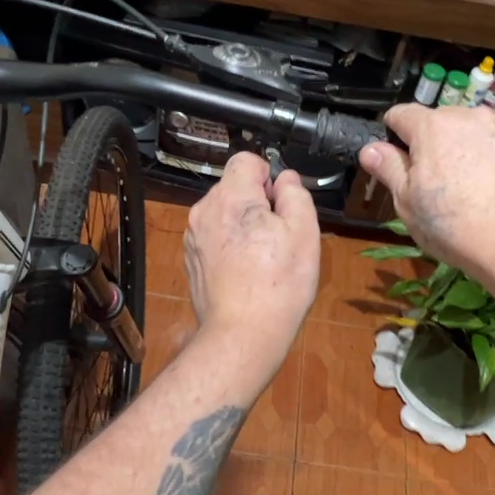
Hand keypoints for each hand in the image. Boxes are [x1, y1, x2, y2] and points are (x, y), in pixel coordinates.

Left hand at [183, 152, 321, 366]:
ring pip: (223, 213)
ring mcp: (193, 237)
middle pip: (233, 188)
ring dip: (242, 225)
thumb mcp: (304, 232)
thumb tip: (284, 179)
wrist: (243, 335)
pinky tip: (245, 272)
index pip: (246, 160)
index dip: (268, 175)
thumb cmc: (279, 283)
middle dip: (256, 203)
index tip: (280, 205)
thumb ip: (295, 194)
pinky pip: (214, 238)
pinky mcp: (191, 260)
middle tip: (278, 237)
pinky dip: (229, 246)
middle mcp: (203, 210)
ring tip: (262, 258)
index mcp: (230, 197)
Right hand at [357, 104, 494, 282]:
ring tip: (472, 184)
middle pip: (441, 120)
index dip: (393, 135)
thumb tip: (369, 148)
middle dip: (433, 142)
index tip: (395, 161)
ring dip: (469, 145)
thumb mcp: (407, 202)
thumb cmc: (453, 225)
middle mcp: (469, 118)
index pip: (401, 114)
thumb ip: (388, 168)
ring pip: (477, 129)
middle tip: (434, 182)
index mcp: (432, 127)